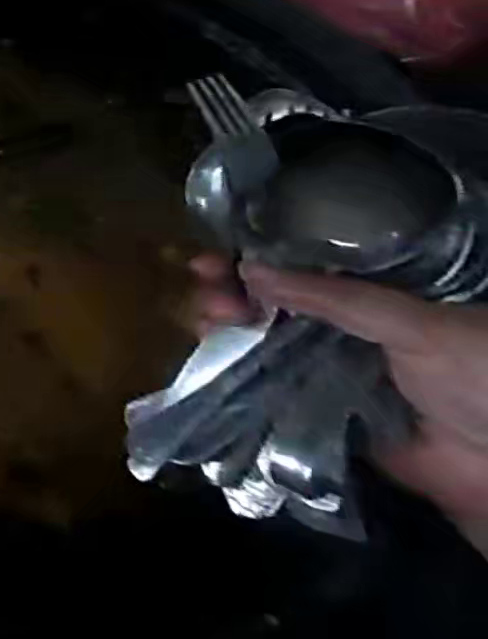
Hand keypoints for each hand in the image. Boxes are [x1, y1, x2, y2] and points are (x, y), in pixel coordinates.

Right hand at [192, 256, 487, 549]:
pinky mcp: (314, 405)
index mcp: (377, 304)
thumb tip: (248, 268)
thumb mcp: (422, 329)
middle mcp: (347, 331)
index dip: (253, 262)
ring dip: (224, 324)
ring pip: (258, 336)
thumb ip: (338, 298)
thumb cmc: (485, 383)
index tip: (212, 262)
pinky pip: (262, 379)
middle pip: (269, 302)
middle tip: (213, 297)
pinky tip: (209, 350)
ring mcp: (329, 369)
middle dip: (230, 294)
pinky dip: (229, 364)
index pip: (300, 272)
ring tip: (209, 323)